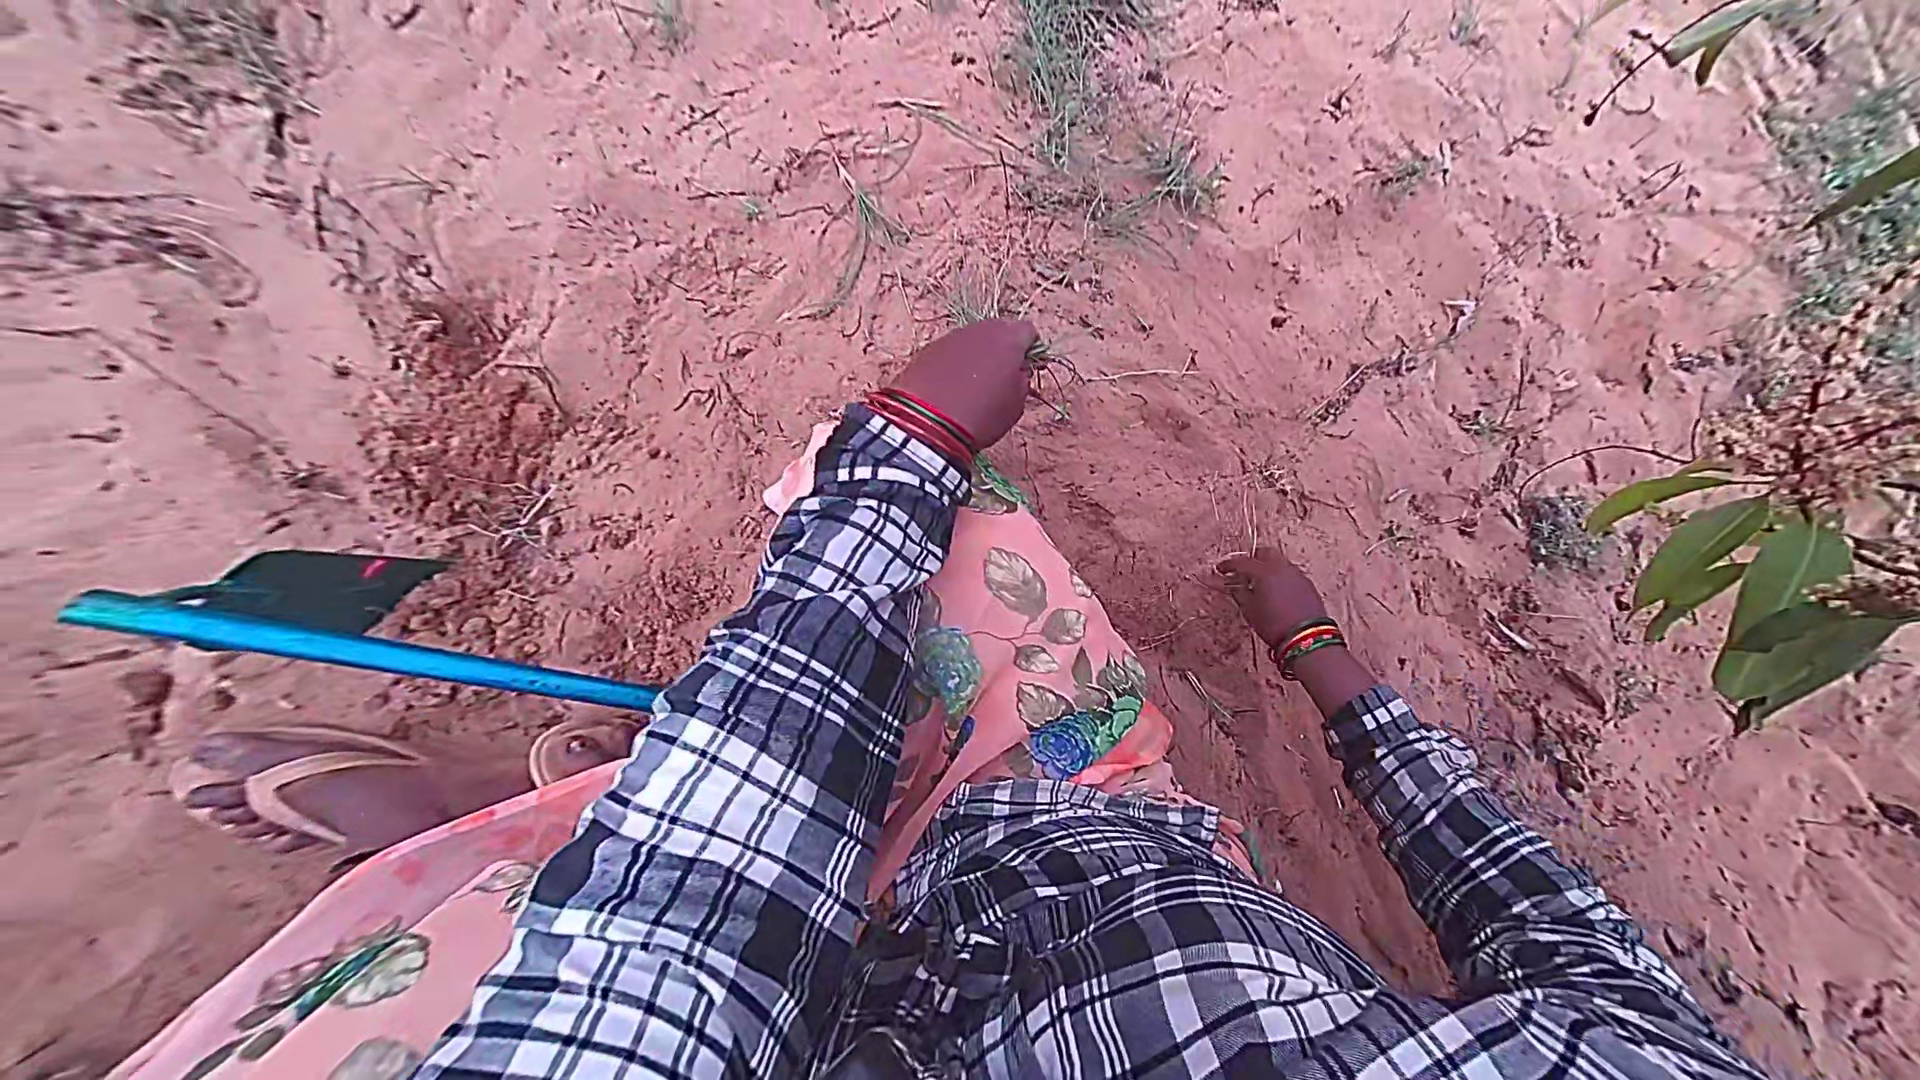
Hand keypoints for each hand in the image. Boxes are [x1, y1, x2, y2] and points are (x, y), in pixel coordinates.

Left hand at [886, 318, 1037, 449]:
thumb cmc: (982, 415)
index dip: (1032, 351)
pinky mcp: (928, 349)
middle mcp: (980, 329)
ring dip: (977, 356)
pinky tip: (950, 388)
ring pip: (973, 341)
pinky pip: (950, 352)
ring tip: (973, 386)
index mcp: (1009, 338)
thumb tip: (1018, 371)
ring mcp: (951, 337)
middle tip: (1002, 377)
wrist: (928, 423)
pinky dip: (954, 364)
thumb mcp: (1016, 404)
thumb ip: (1022, 380)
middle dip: (1003, 350)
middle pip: (999, 331)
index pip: (1029, 332)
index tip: (1029, 370)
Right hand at [1217, 547, 1329, 647]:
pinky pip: (1291, 574)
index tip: (1222, 569)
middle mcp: (1282, 569)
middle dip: (1253, 559)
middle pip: (1265, 553)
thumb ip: (1239, 592)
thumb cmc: (1275, 624)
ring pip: (1280, 563)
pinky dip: (1281, 577)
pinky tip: (1276, 591)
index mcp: (1264, 572)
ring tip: (1260, 583)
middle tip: (1243, 570)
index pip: (1241, 562)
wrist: (1306, 637)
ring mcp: (1297, 576)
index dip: (1228, 565)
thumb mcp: (1249, 609)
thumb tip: (1234, 585)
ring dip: (1268, 568)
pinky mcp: (1308, 585)